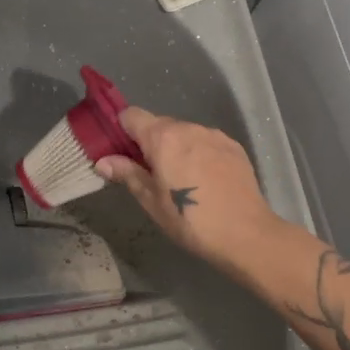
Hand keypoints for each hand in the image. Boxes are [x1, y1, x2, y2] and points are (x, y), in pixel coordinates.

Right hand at [95, 107, 290, 281]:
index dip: (121, 130)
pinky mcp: (234, 147)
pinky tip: (204, 180)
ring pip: (184, 133)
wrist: (246, 234)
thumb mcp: (151, 201)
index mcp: (163, 138)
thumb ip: (127, 174)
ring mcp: (214, 135)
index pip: (131, 115)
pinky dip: (198, 153)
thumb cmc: (190, 219)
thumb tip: (103, 161)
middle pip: (158, 124)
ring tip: (180, 180)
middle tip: (149, 174)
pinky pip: (205, 142)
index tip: (120, 151)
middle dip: (149, 143)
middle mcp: (189, 128)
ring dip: (175, 148)